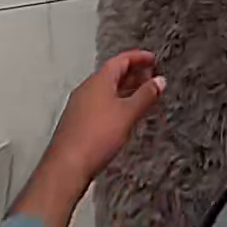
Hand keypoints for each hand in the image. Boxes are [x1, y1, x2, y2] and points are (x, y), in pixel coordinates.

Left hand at [41, 49, 165, 181]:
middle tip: (151, 79)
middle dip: (134, 74)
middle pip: (113, 74)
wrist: (65, 169)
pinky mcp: (75, 123)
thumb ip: (146, 96)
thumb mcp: (128, 114)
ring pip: (106, 90)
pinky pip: (98, 104)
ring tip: (141, 98)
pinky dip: (114, 103)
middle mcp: (86, 88)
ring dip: (124, 90)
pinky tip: (121, 117)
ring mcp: (78, 106)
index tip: (153, 60)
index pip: (122, 60)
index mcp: (99, 80)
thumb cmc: (97, 137)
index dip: (139, 57)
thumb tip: (160, 81)